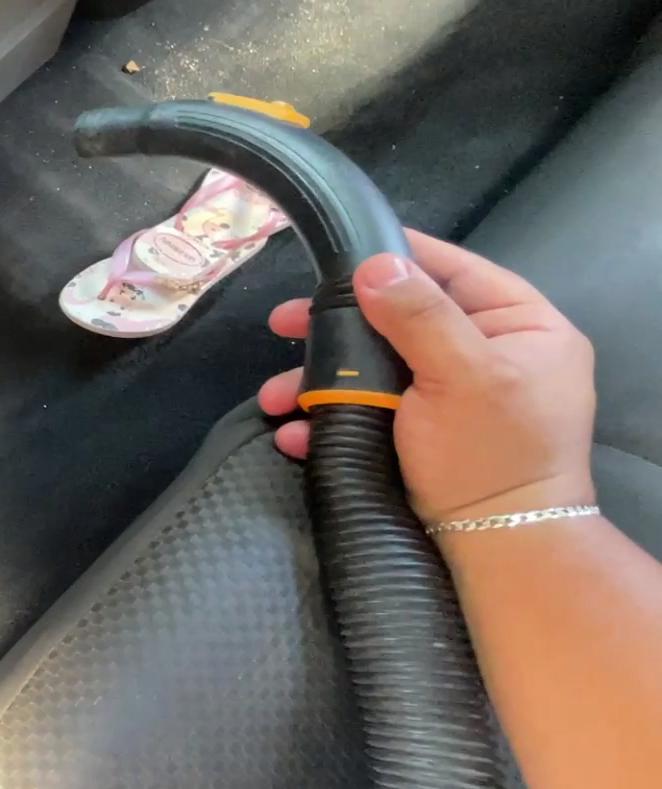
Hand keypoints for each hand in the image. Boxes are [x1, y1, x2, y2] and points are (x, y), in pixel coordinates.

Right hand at [259, 229, 596, 522]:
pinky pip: (351, 407)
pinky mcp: (400, 425)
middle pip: (392, 318)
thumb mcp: (463, 377)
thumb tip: (375, 263)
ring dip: (309, 383)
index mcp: (516, 328)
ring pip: (360, 366)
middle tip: (279, 323)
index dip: (399, 257)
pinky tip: (294, 431)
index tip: (342, 250)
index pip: (455, 271)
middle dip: (329, 328)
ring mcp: (435, 391)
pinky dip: (317, 418)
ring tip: (271, 399)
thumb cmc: (490, 451)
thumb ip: (421, 318)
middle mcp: (476, 352)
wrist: (487, 538)